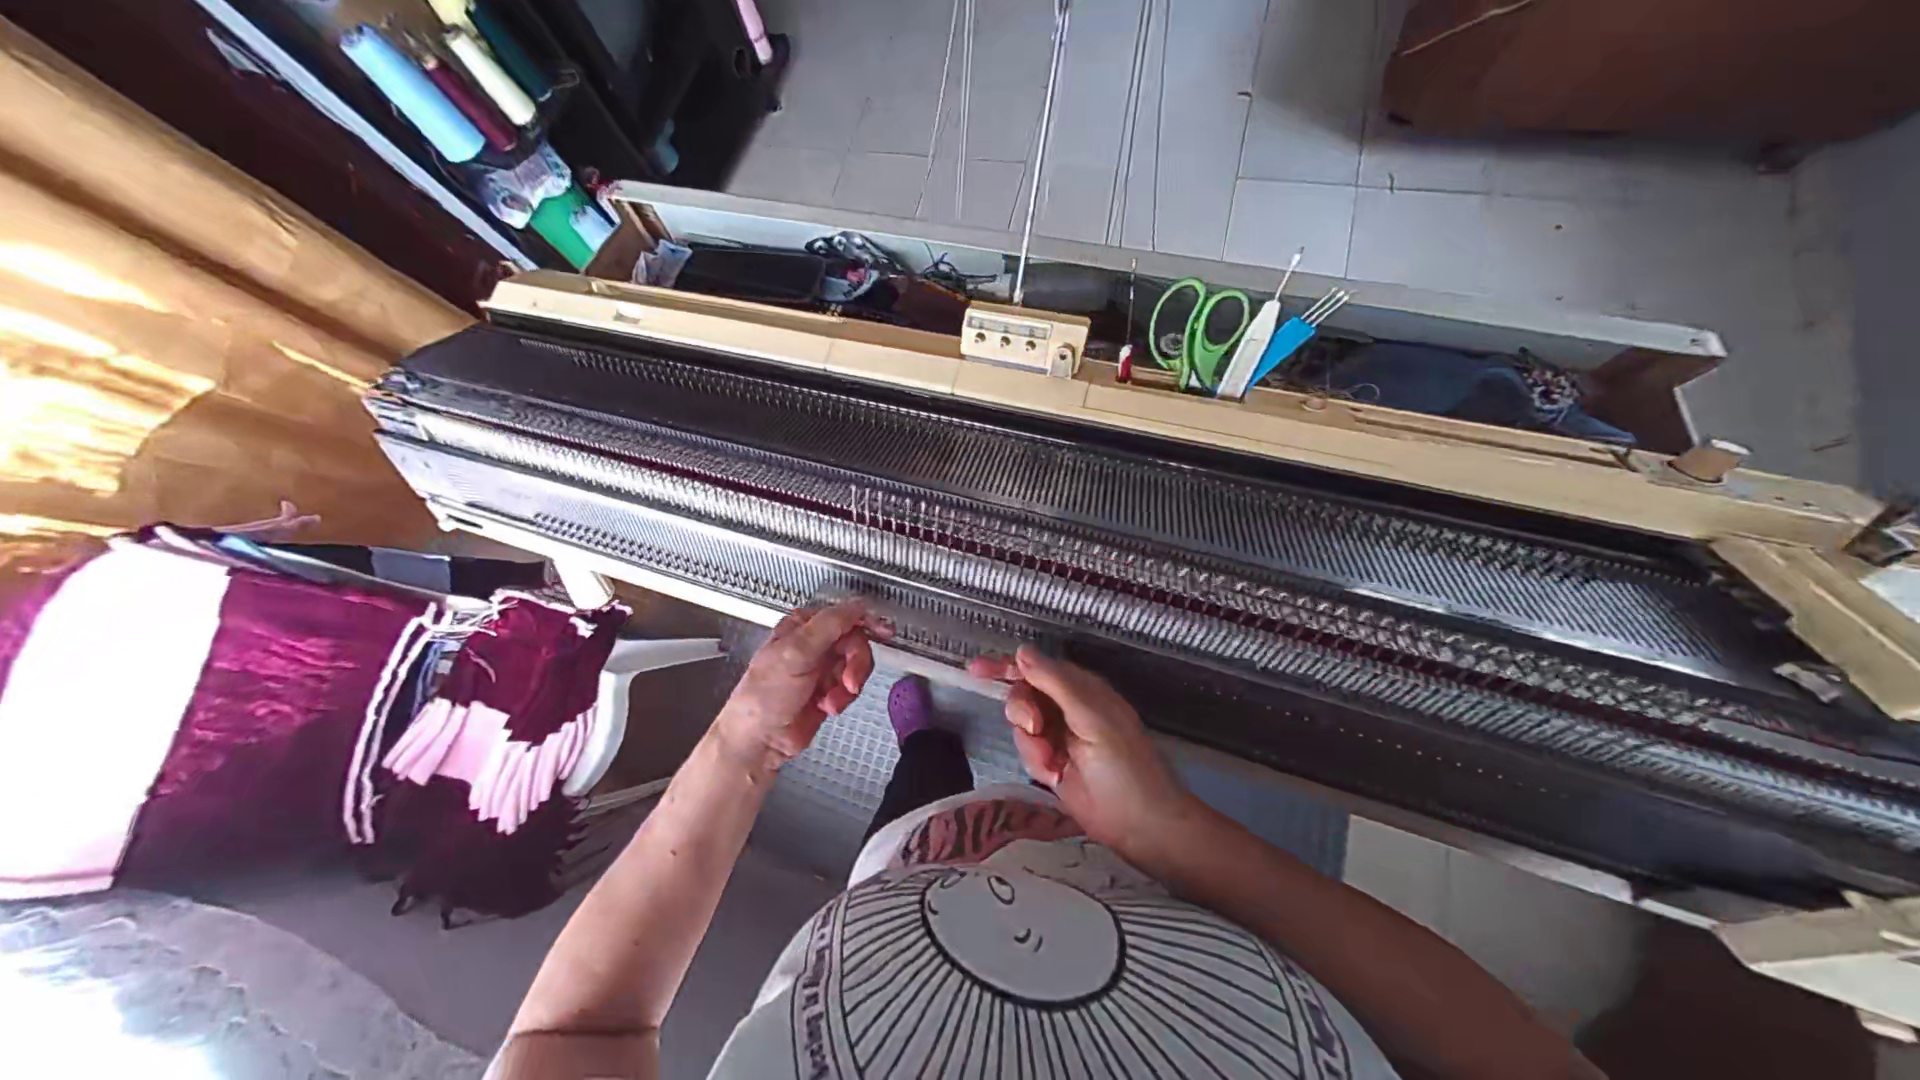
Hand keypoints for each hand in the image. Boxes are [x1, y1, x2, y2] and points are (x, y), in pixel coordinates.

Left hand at [715, 603, 889, 776]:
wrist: (759, 741)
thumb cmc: (762, 697)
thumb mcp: (796, 653)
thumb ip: (829, 626)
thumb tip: (855, 606)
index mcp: (802, 627)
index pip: (842, 615)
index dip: (865, 622)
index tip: (883, 631)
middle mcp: (813, 645)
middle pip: (855, 642)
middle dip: (856, 663)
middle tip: (849, 679)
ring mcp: (821, 668)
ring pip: (856, 666)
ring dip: (848, 685)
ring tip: (832, 698)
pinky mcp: (829, 690)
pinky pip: (852, 687)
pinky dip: (843, 698)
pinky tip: (826, 705)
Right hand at [968, 646, 1196, 856]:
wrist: (1140, 823)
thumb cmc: (1125, 765)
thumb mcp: (1091, 717)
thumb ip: (1056, 683)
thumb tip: (1022, 652)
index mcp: (1082, 689)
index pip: (1038, 667)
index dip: (1007, 666)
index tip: (976, 670)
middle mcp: (1067, 708)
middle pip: (1023, 695)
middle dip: (1022, 711)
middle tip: (1035, 729)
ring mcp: (1058, 737)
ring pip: (1021, 726)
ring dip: (1031, 745)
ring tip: (1053, 762)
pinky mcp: (1051, 764)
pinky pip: (1026, 752)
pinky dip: (1036, 763)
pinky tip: (1055, 775)